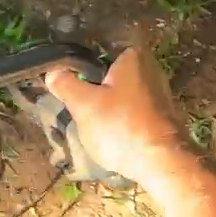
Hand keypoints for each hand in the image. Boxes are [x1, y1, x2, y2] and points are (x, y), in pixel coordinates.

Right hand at [43, 48, 195, 185]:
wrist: (160, 160)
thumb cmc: (120, 126)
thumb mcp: (83, 105)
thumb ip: (66, 85)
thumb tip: (53, 72)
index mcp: (132, 56)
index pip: (96, 59)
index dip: (80, 77)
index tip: (73, 98)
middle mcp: (150, 68)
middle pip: (108, 80)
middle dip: (94, 97)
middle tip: (82, 117)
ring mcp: (159, 93)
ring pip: (119, 100)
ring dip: (106, 114)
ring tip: (97, 132)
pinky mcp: (162, 116)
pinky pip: (132, 115)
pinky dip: (121, 125)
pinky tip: (115, 140)